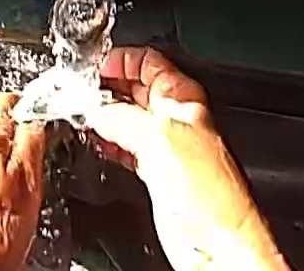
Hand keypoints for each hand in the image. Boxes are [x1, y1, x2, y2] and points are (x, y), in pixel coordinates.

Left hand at [0, 91, 47, 270]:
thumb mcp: (29, 175)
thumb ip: (35, 132)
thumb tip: (41, 110)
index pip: (15, 98)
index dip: (37, 115)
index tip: (46, 135)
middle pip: (3, 122)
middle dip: (21, 144)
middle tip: (30, 174)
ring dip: (8, 164)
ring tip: (13, 195)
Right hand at [86, 48, 288, 270]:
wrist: (219, 244)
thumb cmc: (210, 191)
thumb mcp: (158, 136)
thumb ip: (123, 117)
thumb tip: (97, 109)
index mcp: (182, 95)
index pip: (147, 61)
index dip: (120, 59)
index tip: (96, 66)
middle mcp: (174, 116)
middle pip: (135, 87)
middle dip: (109, 86)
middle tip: (84, 90)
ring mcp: (165, 144)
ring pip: (128, 116)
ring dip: (105, 113)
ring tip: (85, 112)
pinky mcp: (157, 171)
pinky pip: (127, 145)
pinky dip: (109, 140)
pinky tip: (97, 139)